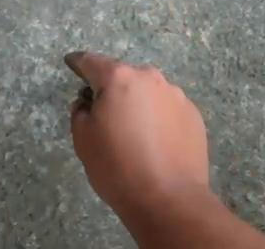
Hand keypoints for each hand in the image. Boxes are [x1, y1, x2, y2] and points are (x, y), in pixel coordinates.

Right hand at [66, 52, 212, 217]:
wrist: (170, 202)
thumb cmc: (118, 168)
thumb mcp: (83, 140)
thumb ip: (80, 111)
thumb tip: (89, 103)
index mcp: (118, 78)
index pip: (91, 62)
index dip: (78, 63)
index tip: (71, 62)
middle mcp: (148, 78)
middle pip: (123, 76)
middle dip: (112, 89)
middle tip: (106, 116)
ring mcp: (175, 95)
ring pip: (148, 92)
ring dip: (138, 103)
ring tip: (136, 134)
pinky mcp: (193, 115)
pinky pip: (168, 109)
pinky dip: (159, 118)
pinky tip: (157, 143)